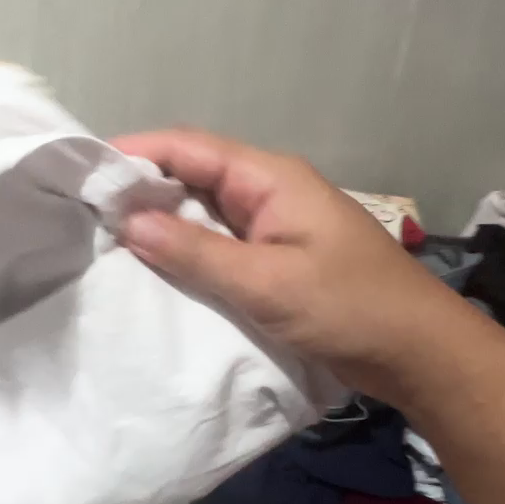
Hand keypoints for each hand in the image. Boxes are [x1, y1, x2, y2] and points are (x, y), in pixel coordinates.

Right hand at [113, 128, 469, 395]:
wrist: (420, 355)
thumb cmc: (350, 309)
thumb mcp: (267, 282)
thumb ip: (196, 252)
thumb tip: (129, 222)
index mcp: (269, 179)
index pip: (189, 148)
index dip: (135, 153)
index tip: (84, 172)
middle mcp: (265, 191)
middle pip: (190, 174)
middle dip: (139, 188)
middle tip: (85, 212)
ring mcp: (269, 225)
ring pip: (200, 209)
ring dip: (158, 220)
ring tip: (105, 238)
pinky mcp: (270, 257)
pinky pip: (214, 242)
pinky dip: (181, 249)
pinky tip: (152, 268)